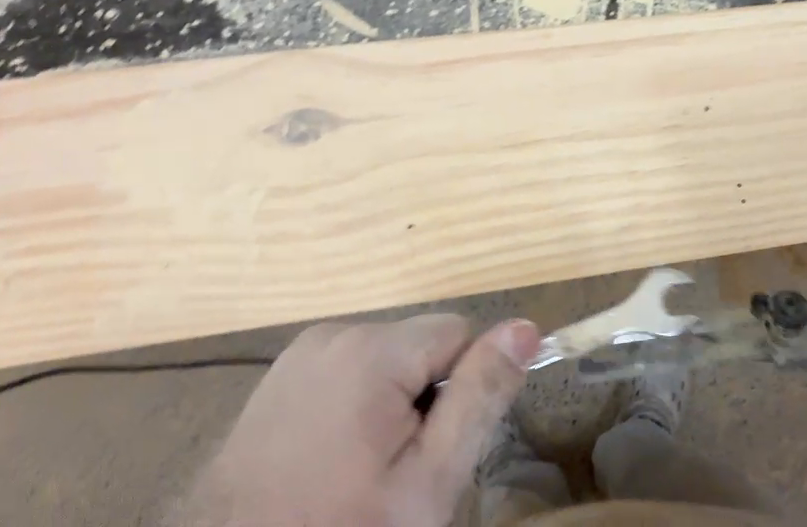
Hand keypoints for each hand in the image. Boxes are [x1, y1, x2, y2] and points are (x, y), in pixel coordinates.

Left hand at [180, 314, 542, 526]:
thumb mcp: (428, 479)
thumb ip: (479, 397)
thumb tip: (526, 327)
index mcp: (374, 348)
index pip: (459, 332)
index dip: (464, 389)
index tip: (439, 448)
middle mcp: (336, 332)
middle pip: (420, 345)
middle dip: (427, 396)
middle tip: (401, 471)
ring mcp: (301, 352)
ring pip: (385, 359)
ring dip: (393, 402)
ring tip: (364, 470)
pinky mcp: (280, 374)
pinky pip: (346, 371)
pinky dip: (356, 404)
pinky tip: (333, 459)